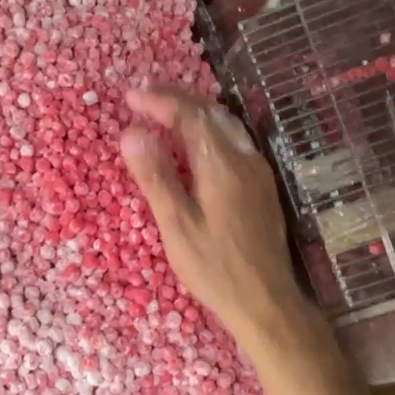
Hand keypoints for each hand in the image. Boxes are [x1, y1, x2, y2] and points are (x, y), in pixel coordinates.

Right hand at [119, 89, 314, 347]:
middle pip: (210, 113)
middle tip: (143, 97)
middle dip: (175, 99)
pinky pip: (233, 141)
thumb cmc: (214, 268)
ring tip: (165, 112)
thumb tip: (131, 132)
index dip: (159, 101)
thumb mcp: (176, 225)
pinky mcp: (261, 186)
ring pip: (225, 125)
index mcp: (221, 165)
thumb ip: (155, 176)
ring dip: (194, 112)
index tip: (129, 96)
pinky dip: (208, 130)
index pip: (189, 115)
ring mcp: (257, 171)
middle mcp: (244, 158)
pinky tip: (195, 144)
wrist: (265, 299)